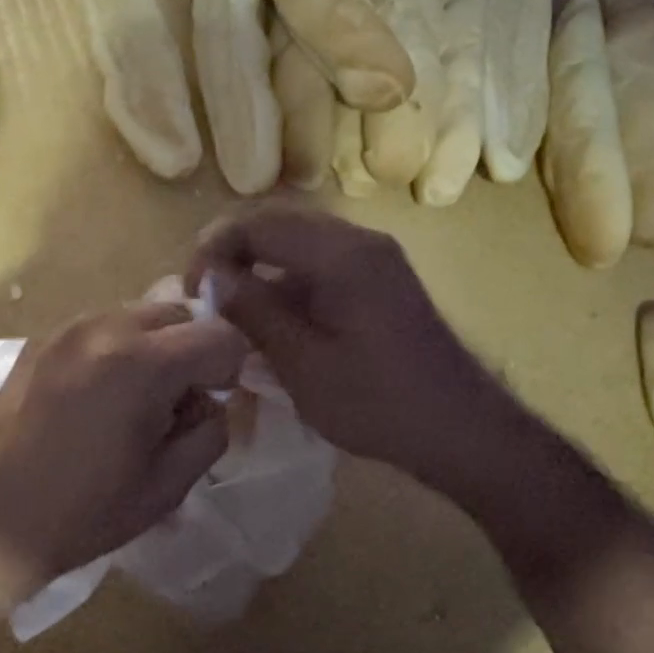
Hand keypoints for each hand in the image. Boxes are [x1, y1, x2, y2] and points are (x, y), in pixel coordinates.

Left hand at [0, 302, 248, 594]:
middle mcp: (104, 328)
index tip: (212, 402)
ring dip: (152, 347)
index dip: (230, 369)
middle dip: (191, 351)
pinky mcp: (39, 341)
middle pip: (178, 313)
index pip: (220, 336)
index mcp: (143, 363)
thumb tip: (211, 400)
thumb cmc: (88, 511)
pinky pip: (98, 328)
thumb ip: (211, 430)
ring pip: (137, 315)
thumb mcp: (171, 484)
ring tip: (133, 400)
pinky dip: (114, 350)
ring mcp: (66, 329)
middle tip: (175, 404)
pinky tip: (95, 398)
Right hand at [189, 207, 520, 480]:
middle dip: (233, 255)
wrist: (461, 428)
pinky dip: (287, 285)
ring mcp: (374, 259)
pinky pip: (320, 265)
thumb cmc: (377, 403)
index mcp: (341, 255)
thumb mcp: (302, 364)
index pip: (257, 224)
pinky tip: (273, 325)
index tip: (192, 293)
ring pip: (297, 244)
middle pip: (277, 224)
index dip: (213, 250)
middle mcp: (359, 241)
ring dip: (259, 269)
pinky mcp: (379, 280)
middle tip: (205, 299)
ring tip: (232, 315)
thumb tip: (211, 277)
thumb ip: (254, 312)